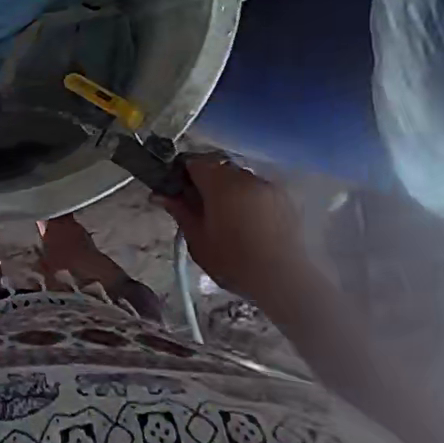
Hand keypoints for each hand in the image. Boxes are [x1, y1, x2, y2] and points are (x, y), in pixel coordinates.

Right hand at [155, 156, 305, 295]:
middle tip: (201, 209)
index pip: (193, 162)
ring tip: (227, 218)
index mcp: (219, 183)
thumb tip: (158, 194)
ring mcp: (267, 186)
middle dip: (206, 183)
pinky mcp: (284, 199)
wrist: (284, 280)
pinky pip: (258, 190)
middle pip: (217, 168)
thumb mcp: (197, 239)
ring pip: (239, 179)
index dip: (182, 175)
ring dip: (229, 190)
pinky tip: (249, 223)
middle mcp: (244, 177)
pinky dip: (249, 199)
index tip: (179, 193)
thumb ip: (179, 211)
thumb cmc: (233, 261)